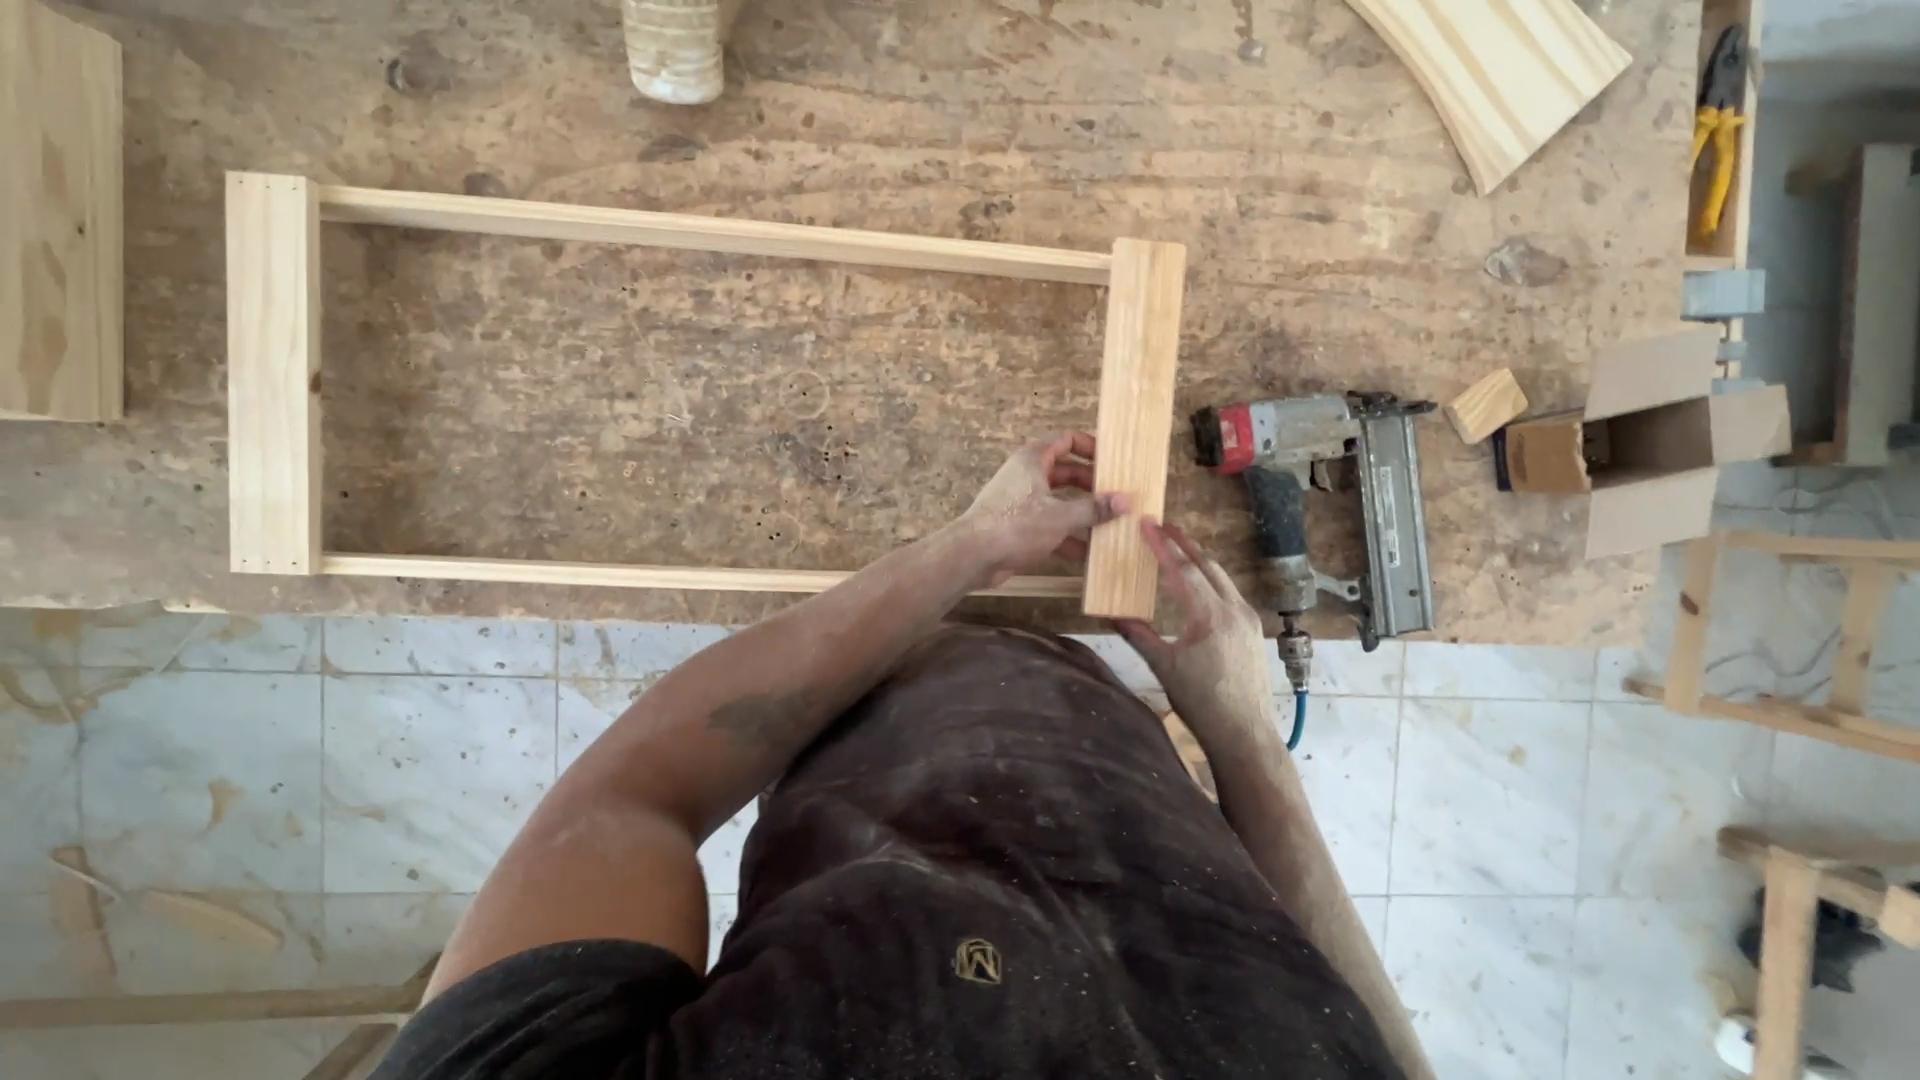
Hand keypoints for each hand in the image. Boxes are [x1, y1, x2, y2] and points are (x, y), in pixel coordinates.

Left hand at [956, 432, 1128, 588]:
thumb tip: (1125, 501)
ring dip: (1082, 514)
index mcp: (1033, 461)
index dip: (1090, 446)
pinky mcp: (1018, 527)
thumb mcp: (1060, 515)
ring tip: (1110, 525)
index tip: (1111, 461)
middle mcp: (1027, 476)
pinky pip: (1049, 526)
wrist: (973, 556)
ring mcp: (1021, 502)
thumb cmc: (1015, 525)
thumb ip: (1093, 508)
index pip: (1065, 440)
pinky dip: (1067, 536)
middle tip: (1117, 497)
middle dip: (1091, 485)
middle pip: (1066, 473)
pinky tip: (1089, 552)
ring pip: (1059, 502)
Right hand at [1113, 519, 1275, 749]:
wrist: (1244, 733)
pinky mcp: (1253, 630)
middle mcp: (1235, 610)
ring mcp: (1248, 619)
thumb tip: (1112, 614)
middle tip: (1163, 525)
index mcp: (1211, 617)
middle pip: (1208, 566)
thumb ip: (1139, 636)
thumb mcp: (1164, 667)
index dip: (1162, 546)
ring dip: (1199, 560)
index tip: (1146, 524)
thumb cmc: (1201, 702)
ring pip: (1222, 578)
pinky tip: (1198, 584)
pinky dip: (1211, 580)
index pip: (1183, 571)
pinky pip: (1229, 593)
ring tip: (1178, 547)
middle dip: (1184, 544)